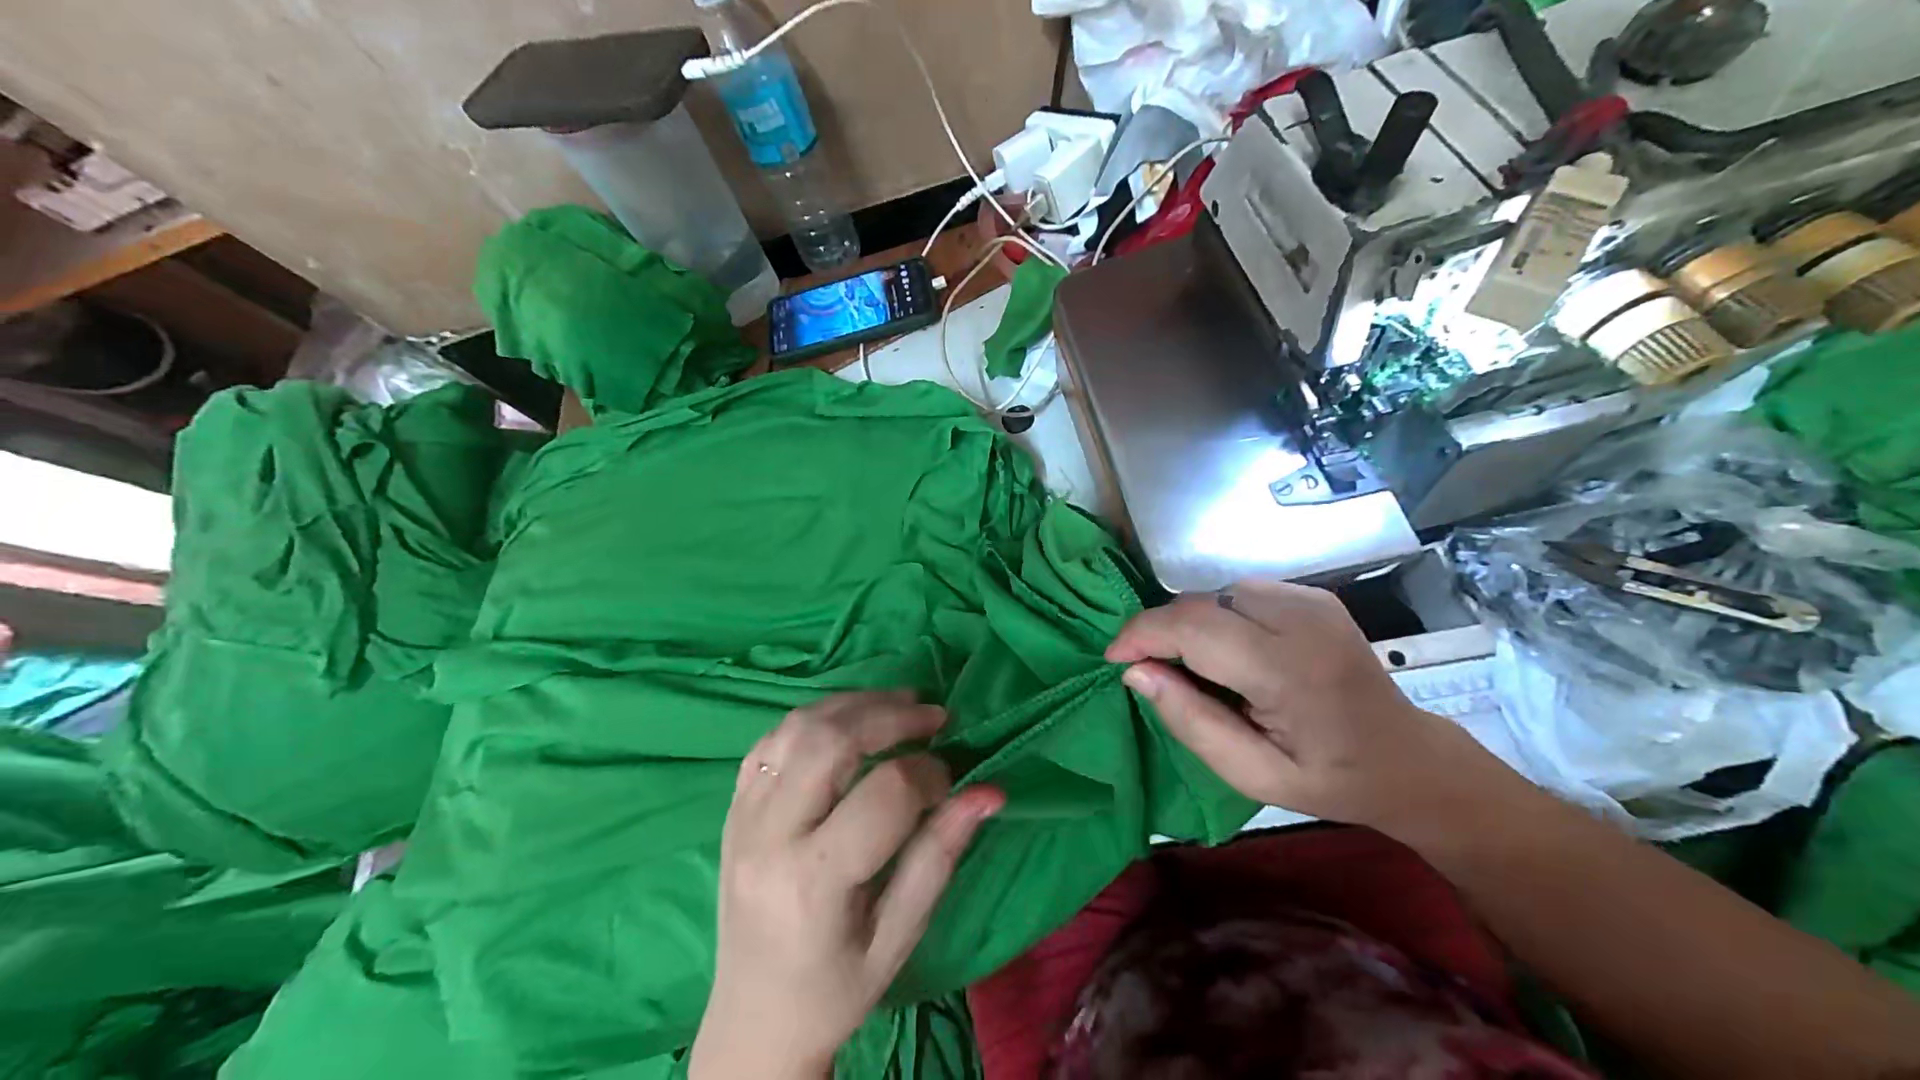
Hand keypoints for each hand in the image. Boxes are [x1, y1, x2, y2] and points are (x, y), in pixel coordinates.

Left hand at [690, 691, 1003, 1079]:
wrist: (752, 1016)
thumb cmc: (836, 987)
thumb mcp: (898, 936)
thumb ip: (939, 856)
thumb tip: (988, 792)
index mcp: (813, 883)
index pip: (882, 796)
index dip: (930, 775)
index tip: (952, 781)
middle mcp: (768, 837)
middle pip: (829, 741)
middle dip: (889, 716)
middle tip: (933, 716)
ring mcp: (742, 816)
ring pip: (797, 727)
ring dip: (853, 705)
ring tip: (899, 706)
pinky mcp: (732, 807)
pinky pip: (771, 739)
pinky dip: (816, 718)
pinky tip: (849, 722)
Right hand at [1107, 580, 1529, 841]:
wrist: (1406, 757)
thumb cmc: (1329, 778)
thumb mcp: (1253, 774)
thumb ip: (1191, 721)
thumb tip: (1136, 672)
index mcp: (1290, 670)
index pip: (1193, 627)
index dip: (1141, 635)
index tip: (1114, 660)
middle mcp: (1303, 619)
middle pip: (1197, 602)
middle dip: (1159, 631)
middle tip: (1150, 671)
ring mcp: (1311, 600)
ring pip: (1214, 592)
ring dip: (1188, 623)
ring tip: (1193, 666)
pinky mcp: (1312, 594)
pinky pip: (1238, 592)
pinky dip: (1215, 615)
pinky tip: (1228, 651)